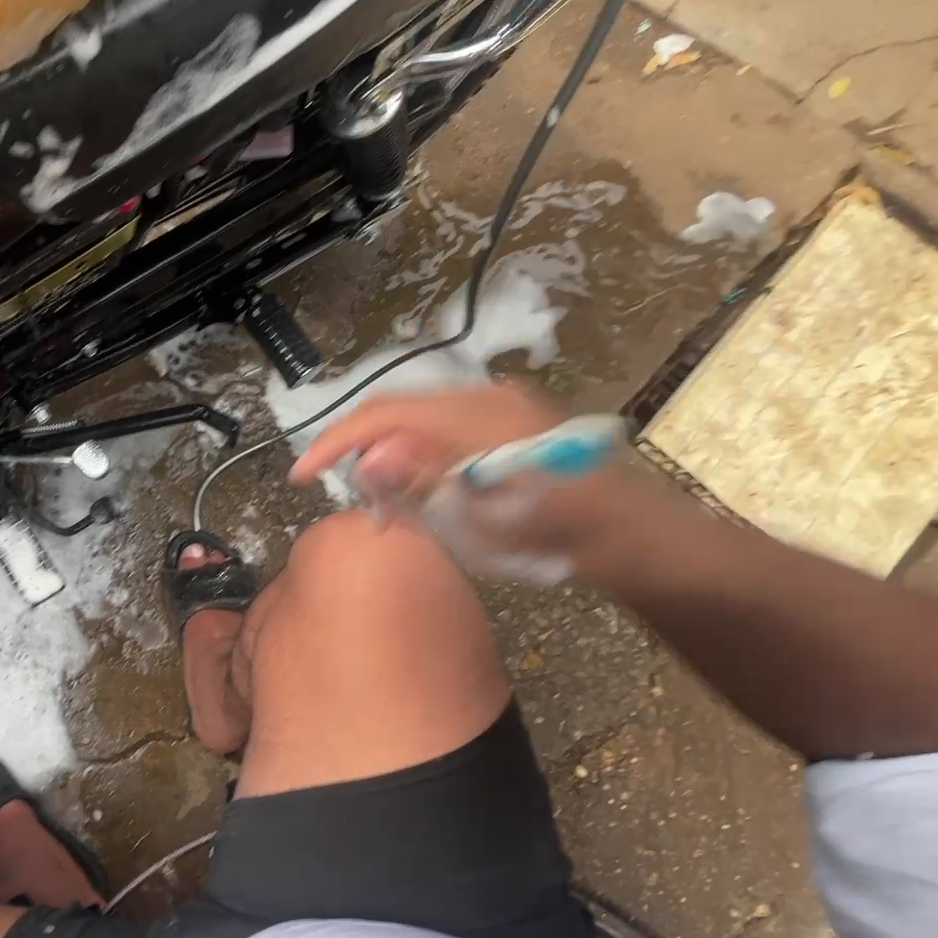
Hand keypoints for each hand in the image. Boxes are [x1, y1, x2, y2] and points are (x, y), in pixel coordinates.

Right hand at [289, 382, 643, 583]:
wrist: (639, 538)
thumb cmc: (559, 537)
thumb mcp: (484, 521)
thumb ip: (423, 485)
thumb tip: (368, 457)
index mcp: (475, 419)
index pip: (381, 415)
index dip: (333, 442)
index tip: (298, 476)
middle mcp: (485, 399)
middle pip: (394, 410)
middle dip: (359, 450)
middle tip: (355, 499)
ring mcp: (500, 405)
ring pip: (416, 418)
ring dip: (388, 455)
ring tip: (388, 502)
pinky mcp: (510, 420)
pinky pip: (442, 426)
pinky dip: (417, 453)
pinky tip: (422, 488)